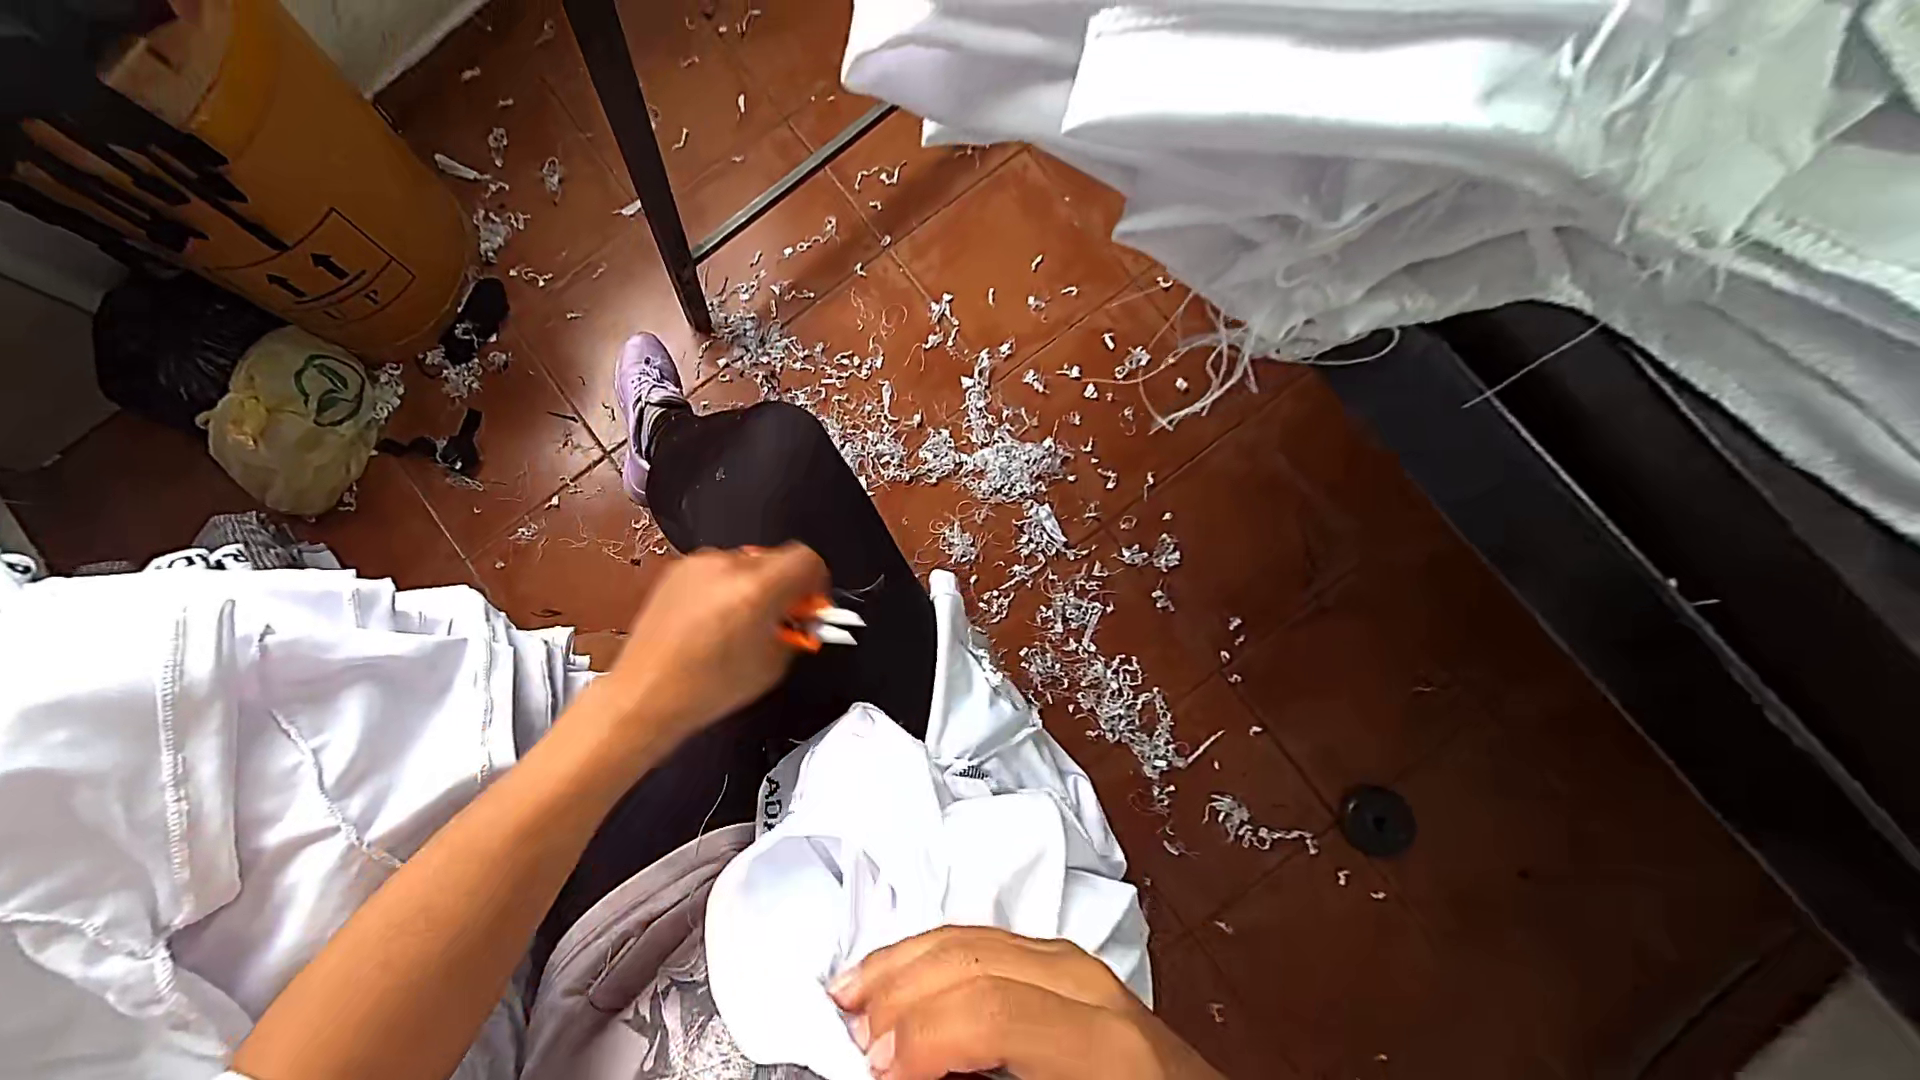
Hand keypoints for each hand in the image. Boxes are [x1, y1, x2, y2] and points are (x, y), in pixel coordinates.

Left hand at [587, 543, 829, 755]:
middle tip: (783, 618)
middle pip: (778, 560)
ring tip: (746, 625)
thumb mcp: (773, 663)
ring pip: (748, 564)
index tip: (811, 602)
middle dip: (785, 587)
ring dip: (755, 587)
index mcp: (756, 588)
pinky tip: (720, 622)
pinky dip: (727, 589)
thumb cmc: (702, 687)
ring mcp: (699, 566)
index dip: (816, 581)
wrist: (646, 694)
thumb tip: (806, 617)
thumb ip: (798, 631)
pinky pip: (719, 571)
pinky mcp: (678, 571)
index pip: (807, 559)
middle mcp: (727, 567)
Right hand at [828, 927, 1227, 1079]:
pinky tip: (908, 965)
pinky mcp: (1065, 961)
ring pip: (975, 935)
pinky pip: (989, 938)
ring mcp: (1076, 962)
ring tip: (858, 986)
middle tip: (848, 1026)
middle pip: (975, 956)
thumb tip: (911, 1068)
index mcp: (1101, 1037)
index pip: (992, 1009)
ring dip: (909, 958)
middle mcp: (1086, 982)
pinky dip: (937, 950)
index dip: (923, 1034)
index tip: (874, 1068)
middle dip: (902, 988)